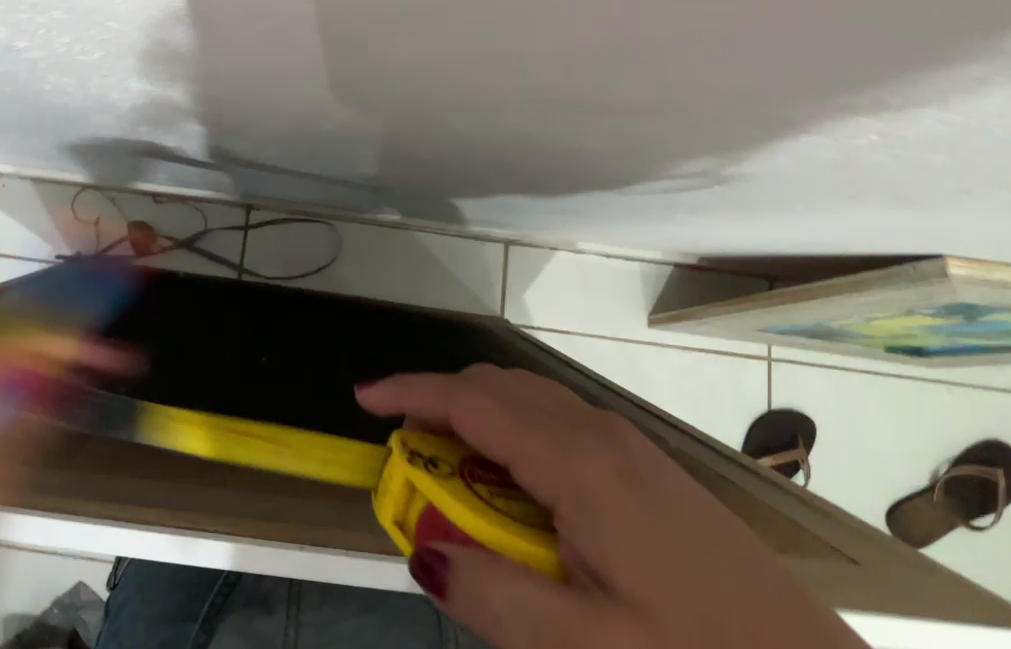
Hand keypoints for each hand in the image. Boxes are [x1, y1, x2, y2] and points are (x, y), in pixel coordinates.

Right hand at [356, 365, 866, 648]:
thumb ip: (494, 598)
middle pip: (499, 388)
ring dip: (477, 419)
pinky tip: (514, 491)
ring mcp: (630, 448)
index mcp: (579, 463)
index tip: (362, 400)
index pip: (474, 401)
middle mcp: (602, 435)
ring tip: (447, 473)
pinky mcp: (647, 469)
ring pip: (531, 402)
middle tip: (401, 455)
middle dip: (439, 404)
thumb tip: (421, 550)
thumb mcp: (585, 648)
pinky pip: (559, 424)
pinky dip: (514, 435)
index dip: (412, 392)